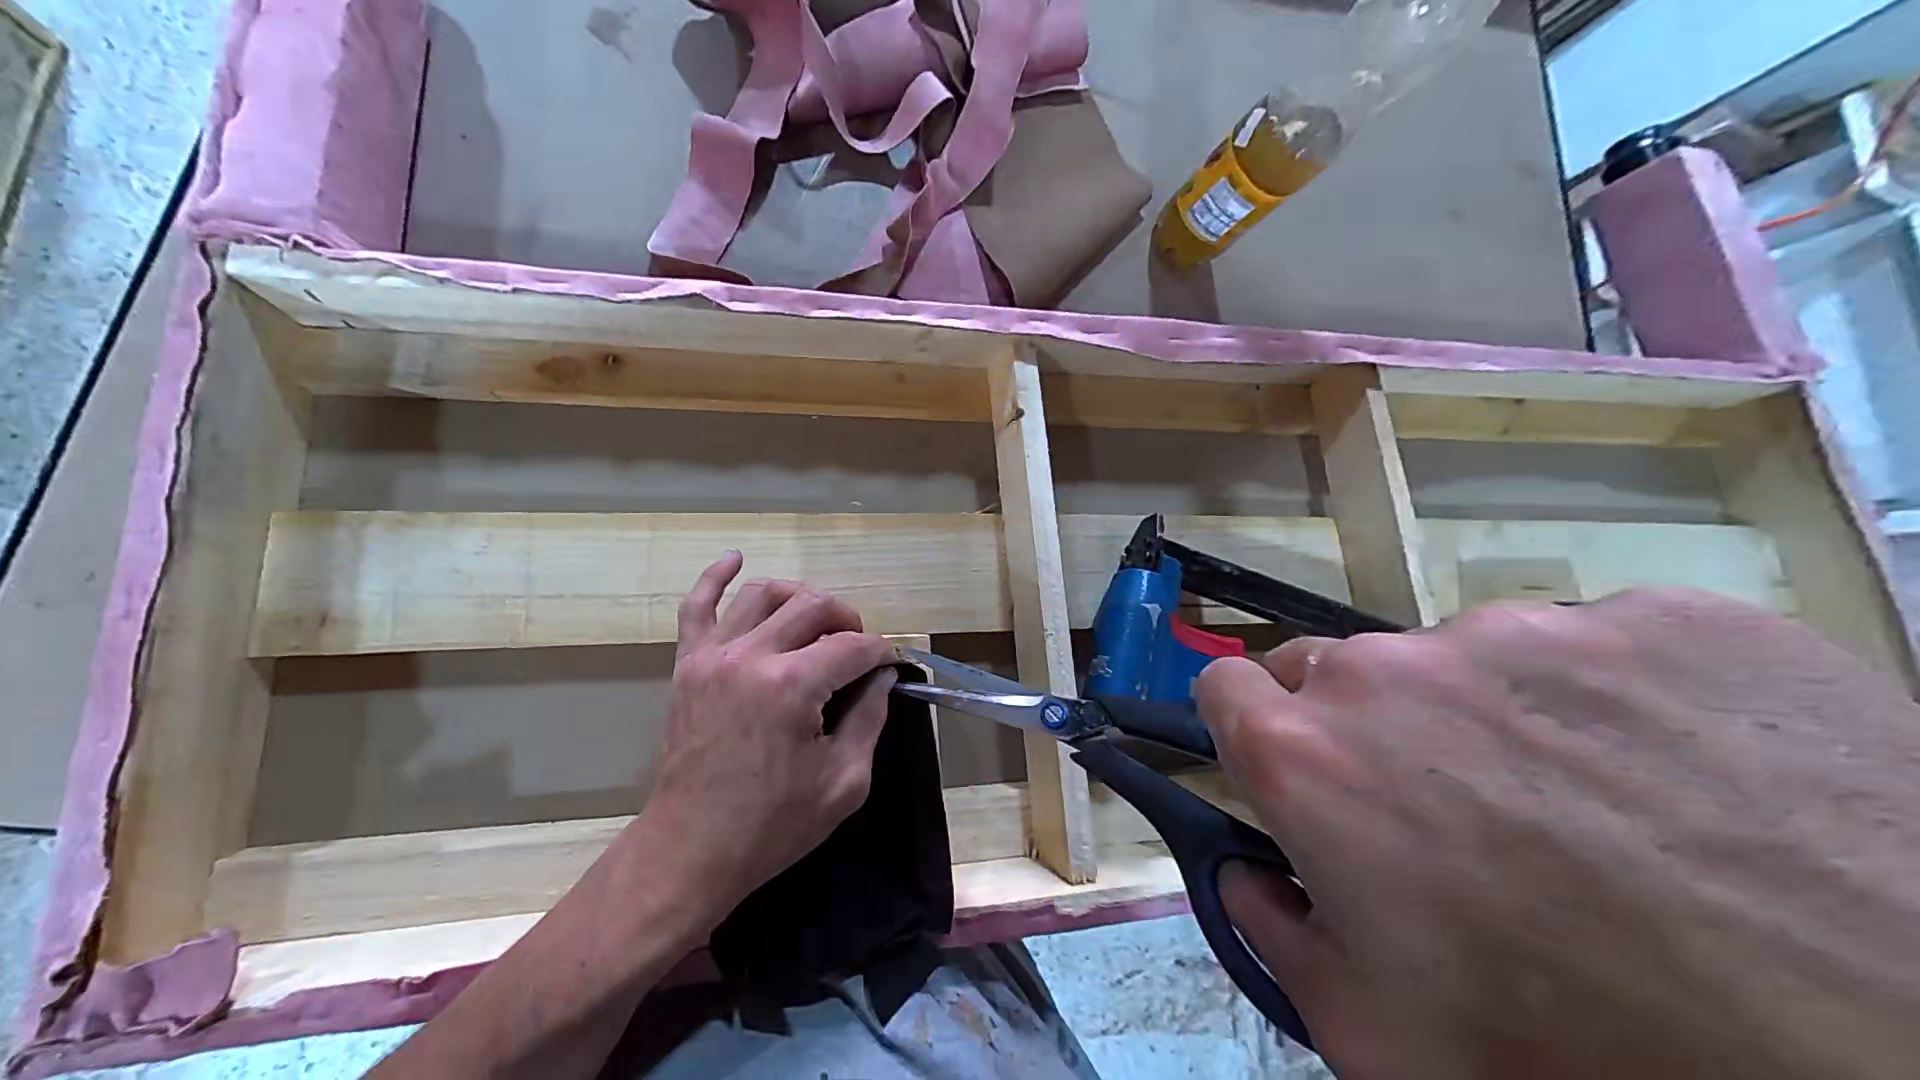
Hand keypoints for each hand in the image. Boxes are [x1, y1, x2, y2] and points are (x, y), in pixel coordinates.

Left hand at [637, 552, 897, 922]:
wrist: (692, 849)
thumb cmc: (773, 825)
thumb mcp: (844, 781)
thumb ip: (870, 718)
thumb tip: (882, 675)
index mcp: (792, 686)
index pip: (854, 645)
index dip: (882, 651)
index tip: (890, 665)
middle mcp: (751, 656)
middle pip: (813, 605)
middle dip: (848, 620)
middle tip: (857, 650)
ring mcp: (712, 655)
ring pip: (764, 592)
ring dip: (800, 598)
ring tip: (816, 623)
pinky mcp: (687, 664)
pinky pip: (697, 605)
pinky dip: (715, 577)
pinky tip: (734, 559)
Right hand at [1197, 589, 1919, 1078]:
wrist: (1919, 1055)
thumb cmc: (1587, 1054)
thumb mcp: (1378, 1033)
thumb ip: (1273, 931)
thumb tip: (1246, 874)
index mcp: (1306, 752)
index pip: (1223, 685)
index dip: (1244, 725)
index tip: (1288, 766)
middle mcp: (1391, 668)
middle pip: (1336, 668)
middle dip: (1359, 726)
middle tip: (1445, 808)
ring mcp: (1530, 629)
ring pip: (1463, 657)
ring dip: (1486, 712)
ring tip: (1594, 808)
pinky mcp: (1667, 617)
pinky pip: (1595, 647)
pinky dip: (1609, 700)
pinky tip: (1692, 780)